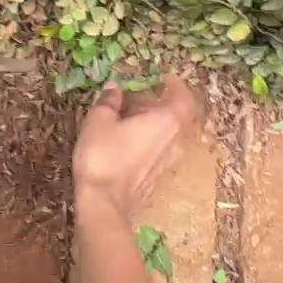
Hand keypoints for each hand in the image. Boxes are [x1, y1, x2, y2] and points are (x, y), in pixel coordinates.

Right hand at [71, 75, 202, 225]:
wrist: (104, 205)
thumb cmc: (104, 156)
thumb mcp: (99, 121)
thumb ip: (109, 101)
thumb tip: (115, 87)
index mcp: (167, 121)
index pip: (183, 97)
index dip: (175, 85)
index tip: (163, 77)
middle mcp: (175, 141)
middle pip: (177, 115)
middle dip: (158, 102)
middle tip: (135, 96)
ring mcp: (170, 162)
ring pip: (169, 134)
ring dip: (154, 121)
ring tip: (128, 116)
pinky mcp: (159, 178)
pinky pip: (162, 149)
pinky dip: (150, 138)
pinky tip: (128, 140)